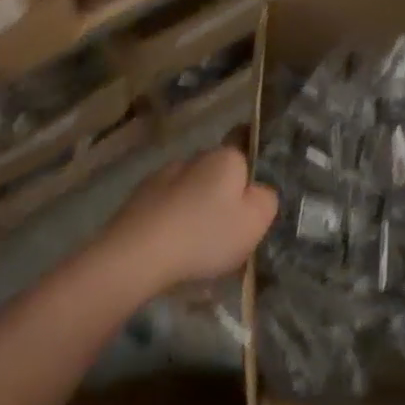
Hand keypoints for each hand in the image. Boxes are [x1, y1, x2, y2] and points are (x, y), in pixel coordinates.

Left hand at [94, 129, 278, 292]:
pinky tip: (174, 245)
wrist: (139, 252)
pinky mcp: (140, 196)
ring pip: (190, 189)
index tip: (249, 204)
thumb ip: (265, 199)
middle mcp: (192, 157)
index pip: (244, 152)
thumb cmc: (205, 234)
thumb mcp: (254, 221)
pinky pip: (168, 205)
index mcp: (223, 158)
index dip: (249, 176)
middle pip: (216, 174)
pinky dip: (173, 220)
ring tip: (199, 245)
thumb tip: (257, 190)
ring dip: (196, 209)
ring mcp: (162, 175)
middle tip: (229, 232)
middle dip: (223, 196)